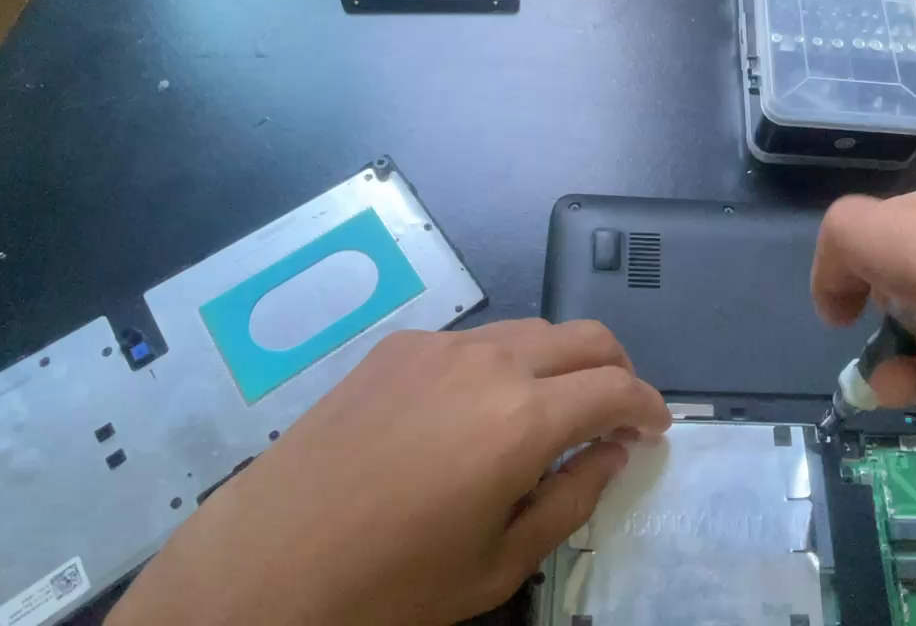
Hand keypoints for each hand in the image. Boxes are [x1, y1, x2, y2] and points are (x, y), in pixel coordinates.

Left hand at [107, 319, 670, 625]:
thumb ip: (573, 497)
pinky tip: (474, 411)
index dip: (649, 407)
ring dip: (561, 362)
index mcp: (523, 420)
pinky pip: (475, 341)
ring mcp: (441, 344)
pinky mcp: (400, 345)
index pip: (617, 388)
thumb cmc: (389, 586)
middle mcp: (490, 362)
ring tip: (549, 411)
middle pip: (586, 335)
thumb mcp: (498, 563)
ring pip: (532, 331)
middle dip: (618, 369)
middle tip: (616, 414)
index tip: (655, 429)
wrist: (260, 568)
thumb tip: (615, 450)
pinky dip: (503, 364)